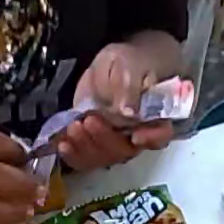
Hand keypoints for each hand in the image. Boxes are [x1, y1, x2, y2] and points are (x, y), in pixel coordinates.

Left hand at [58, 42, 175, 171]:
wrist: (111, 68)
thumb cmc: (126, 63)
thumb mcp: (127, 64)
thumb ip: (129, 85)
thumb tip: (127, 111)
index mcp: (154, 118)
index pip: (160, 135)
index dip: (151, 139)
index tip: (136, 136)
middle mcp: (136, 138)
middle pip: (124, 150)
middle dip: (104, 139)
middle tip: (88, 120)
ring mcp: (115, 145)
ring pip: (103, 157)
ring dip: (85, 146)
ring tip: (73, 127)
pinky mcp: (95, 146)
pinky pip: (86, 160)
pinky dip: (73, 155)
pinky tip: (62, 144)